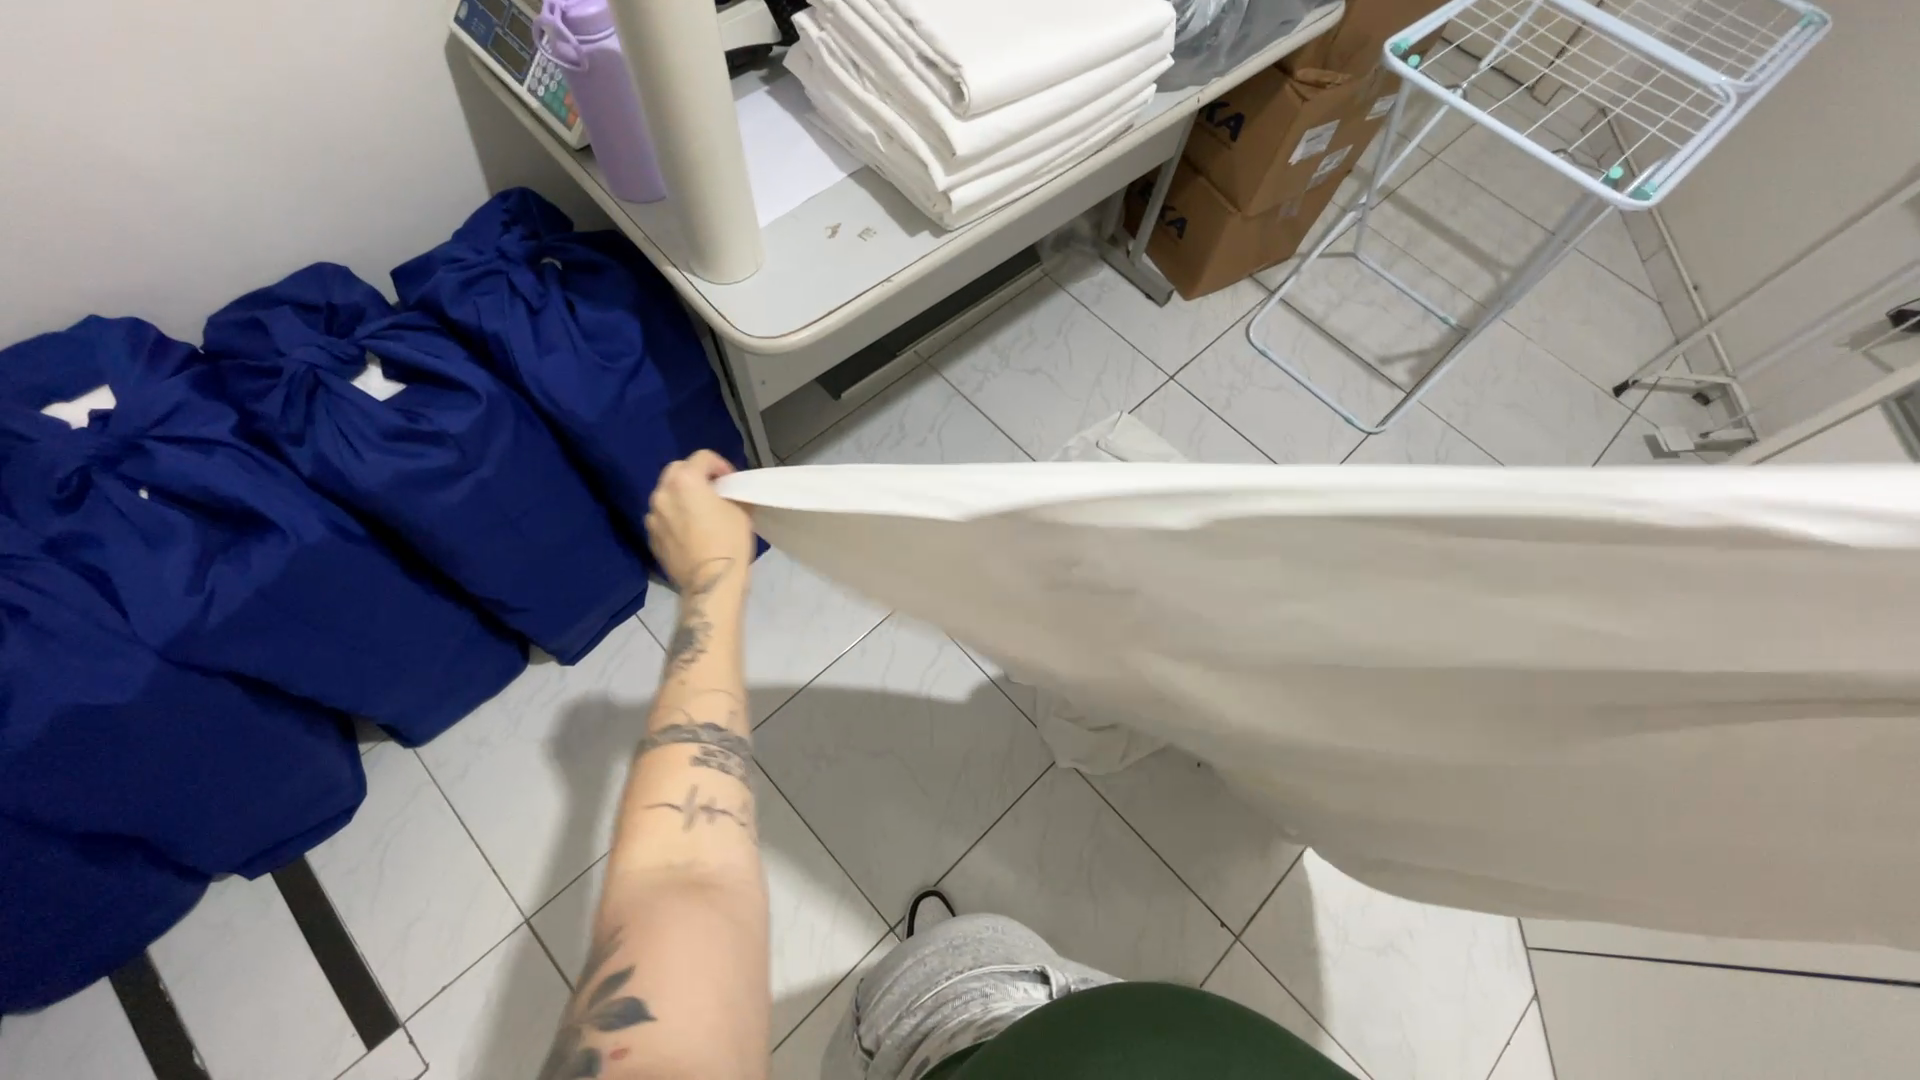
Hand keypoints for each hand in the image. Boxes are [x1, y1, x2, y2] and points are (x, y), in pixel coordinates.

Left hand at [646, 451, 754, 596]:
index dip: (720, 465)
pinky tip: (689, 532)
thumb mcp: (741, 510)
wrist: (711, 582)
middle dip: (695, 475)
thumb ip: (730, 494)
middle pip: (677, 471)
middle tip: (712, 490)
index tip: (730, 480)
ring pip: (666, 495)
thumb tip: (726, 494)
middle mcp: (662, 493)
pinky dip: (674, 517)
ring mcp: (653, 516)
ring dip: (681, 496)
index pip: (702, 457)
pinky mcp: (651, 537)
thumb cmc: (730, 542)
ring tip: (698, 512)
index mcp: (686, 480)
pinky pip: (662, 518)